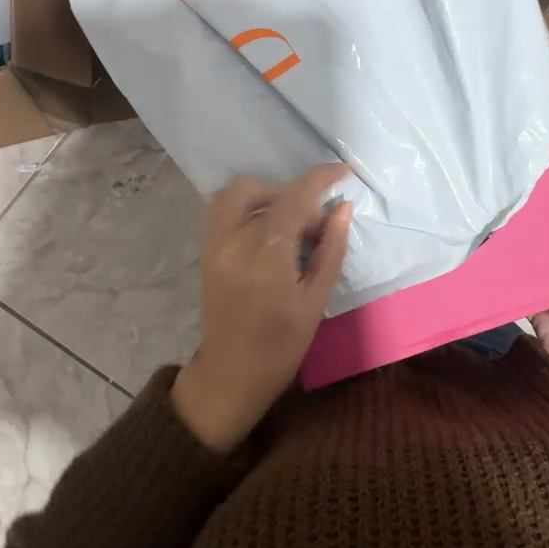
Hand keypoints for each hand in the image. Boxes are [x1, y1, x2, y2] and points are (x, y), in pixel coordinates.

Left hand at [171, 164, 354, 452]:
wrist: (230, 375)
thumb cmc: (281, 346)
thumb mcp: (316, 301)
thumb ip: (330, 250)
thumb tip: (342, 207)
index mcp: (266, 261)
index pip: (293, 199)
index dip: (319, 179)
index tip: (343, 172)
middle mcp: (234, 244)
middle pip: (265, 191)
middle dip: (296, 195)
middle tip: (315, 223)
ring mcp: (214, 245)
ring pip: (238, 192)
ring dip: (268, 193)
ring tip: (290, 220)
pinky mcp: (206, 250)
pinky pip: (223, 207)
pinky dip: (248, 203)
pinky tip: (267, 225)